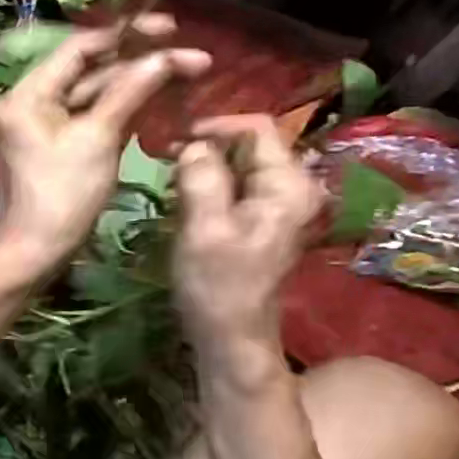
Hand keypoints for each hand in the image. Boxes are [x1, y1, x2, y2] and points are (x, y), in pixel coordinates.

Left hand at [0, 16, 210, 281]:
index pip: (78, 49)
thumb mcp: (98, 138)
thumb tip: (164, 56)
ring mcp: (43, 126)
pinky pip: (93, 117)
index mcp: (28, 95)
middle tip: (195, 60)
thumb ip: (129, 91)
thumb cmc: (63, 194)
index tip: (171, 29)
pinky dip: (124, 109)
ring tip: (190, 75)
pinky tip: (163, 99)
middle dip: (140, 64)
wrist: (36, 251)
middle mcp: (30, 104)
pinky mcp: (58, 146)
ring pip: (95, 95)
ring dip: (138, 85)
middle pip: (89, 70)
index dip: (125, 35)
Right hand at [173, 115, 321, 360]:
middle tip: (166, 159)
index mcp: (287, 185)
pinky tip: (184, 196)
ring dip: (205, 165)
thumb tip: (192, 145)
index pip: (258, 128)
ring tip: (170, 175)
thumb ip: (200, 179)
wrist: (230, 333)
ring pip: (240, 165)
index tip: (175, 140)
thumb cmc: (217, 283)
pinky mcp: (260, 220)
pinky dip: (209, 183)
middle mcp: (292, 188)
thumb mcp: (203, 228)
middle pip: (251, 144)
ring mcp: (278, 205)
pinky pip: (236, 186)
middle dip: (208, 145)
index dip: (215, 126)